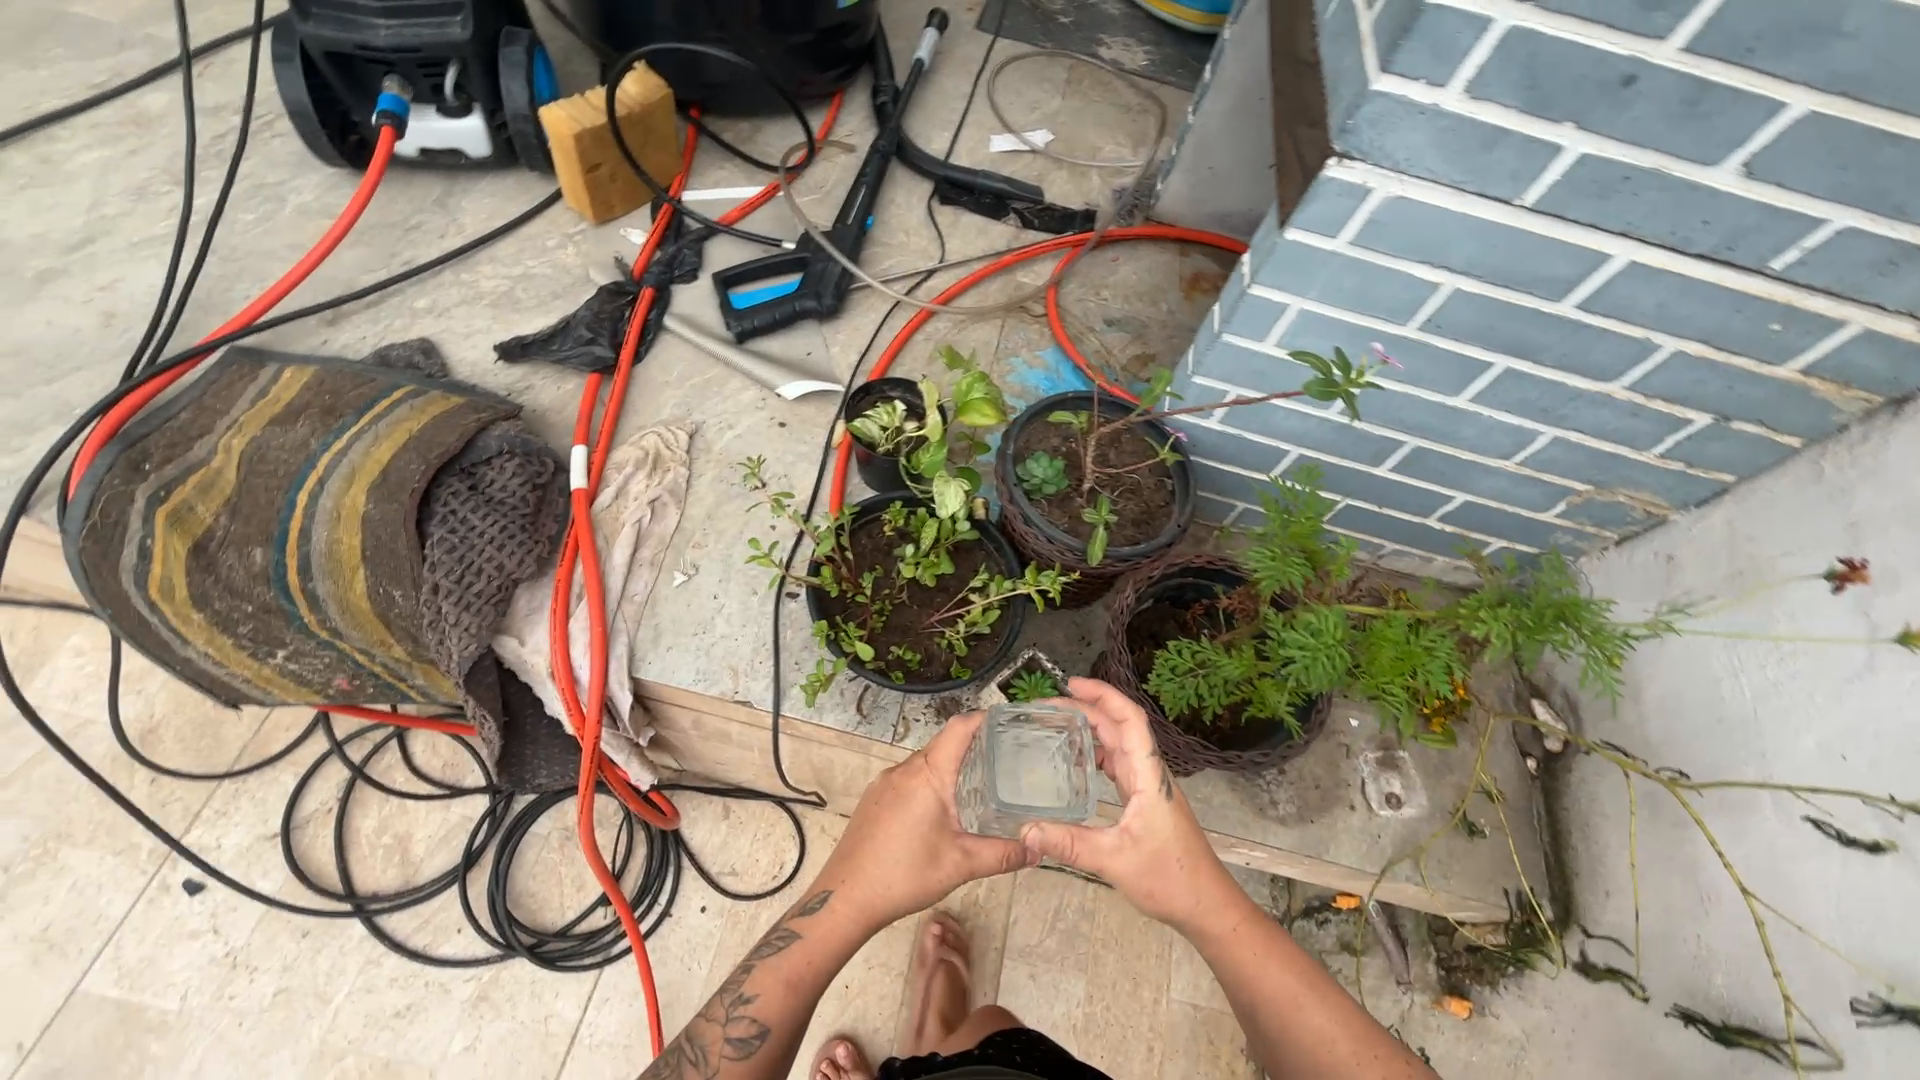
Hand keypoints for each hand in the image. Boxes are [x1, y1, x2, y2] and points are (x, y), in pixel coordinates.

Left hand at [815, 710, 1036, 930]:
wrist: (845, 898)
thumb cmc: (903, 876)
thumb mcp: (961, 865)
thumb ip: (1003, 854)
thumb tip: (1037, 848)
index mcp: (927, 774)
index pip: (959, 728)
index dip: (984, 718)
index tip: (1009, 721)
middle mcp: (903, 770)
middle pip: (943, 743)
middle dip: (973, 745)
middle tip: (1006, 757)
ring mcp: (884, 784)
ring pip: (925, 762)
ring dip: (951, 767)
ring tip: (982, 782)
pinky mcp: (875, 800)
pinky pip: (908, 778)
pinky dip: (930, 782)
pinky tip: (944, 808)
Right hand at [1020, 678, 1241, 933]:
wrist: (1206, 905)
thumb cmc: (1171, 879)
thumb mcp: (1115, 861)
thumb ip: (1070, 844)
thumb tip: (1025, 830)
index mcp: (1149, 775)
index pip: (1130, 720)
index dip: (1103, 695)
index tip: (1071, 685)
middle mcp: (1149, 774)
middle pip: (1118, 727)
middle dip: (1086, 708)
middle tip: (1046, 706)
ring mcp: (1147, 787)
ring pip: (1118, 745)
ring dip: (1090, 729)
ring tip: (1054, 726)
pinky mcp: (1144, 802)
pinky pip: (1117, 766)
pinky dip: (1095, 755)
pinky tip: (1074, 762)